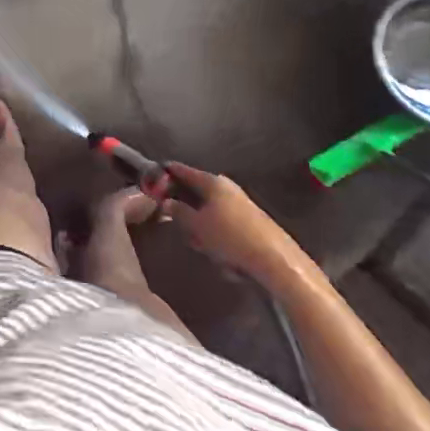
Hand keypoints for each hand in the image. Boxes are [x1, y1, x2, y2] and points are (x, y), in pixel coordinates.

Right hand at [162, 162, 304, 283]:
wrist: (276, 260)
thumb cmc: (230, 237)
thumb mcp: (197, 227)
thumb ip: (178, 212)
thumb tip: (166, 201)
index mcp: (212, 182)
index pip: (184, 170)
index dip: (168, 172)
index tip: (153, 174)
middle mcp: (227, 187)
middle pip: (197, 194)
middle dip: (188, 213)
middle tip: (185, 231)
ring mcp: (241, 203)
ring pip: (211, 213)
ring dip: (205, 230)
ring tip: (207, 249)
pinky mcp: (251, 221)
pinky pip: (225, 225)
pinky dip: (220, 238)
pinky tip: (224, 257)